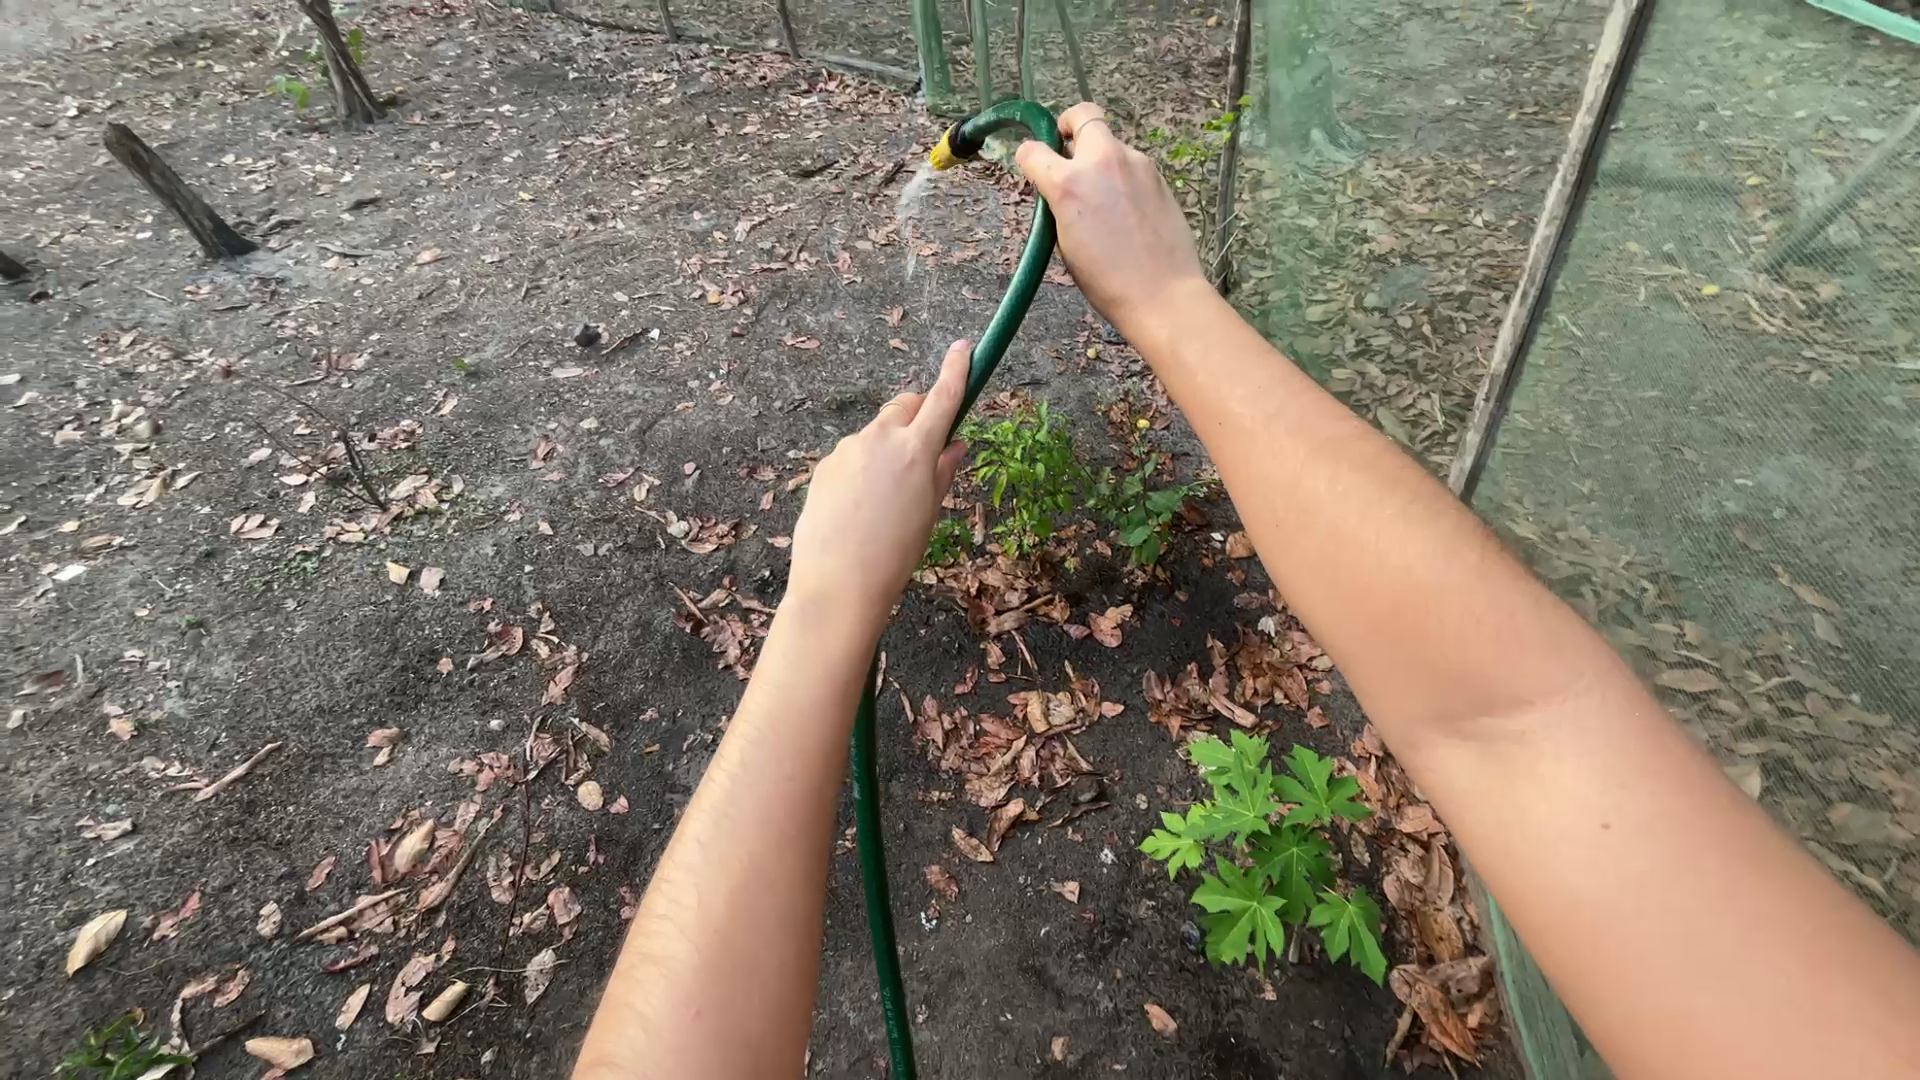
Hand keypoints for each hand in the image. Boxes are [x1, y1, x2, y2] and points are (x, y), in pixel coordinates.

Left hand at [786, 340, 969, 628]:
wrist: (840, 581)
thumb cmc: (896, 552)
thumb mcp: (931, 511)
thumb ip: (943, 471)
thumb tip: (954, 444)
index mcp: (917, 449)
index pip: (943, 397)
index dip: (956, 370)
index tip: (962, 347)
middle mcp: (881, 438)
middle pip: (906, 405)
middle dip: (919, 413)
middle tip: (926, 444)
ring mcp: (849, 449)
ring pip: (877, 433)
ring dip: (888, 446)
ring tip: (887, 496)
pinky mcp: (826, 464)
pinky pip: (853, 455)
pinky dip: (863, 467)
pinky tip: (860, 505)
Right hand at [1015, 102, 1208, 337]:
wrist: (1161, 292)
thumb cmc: (1107, 282)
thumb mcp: (1066, 246)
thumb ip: (1059, 206)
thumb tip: (1059, 191)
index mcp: (1069, 185)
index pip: (1033, 151)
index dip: (1028, 159)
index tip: (1032, 168)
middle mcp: (1102, 162)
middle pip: (1082, 115)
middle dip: (1069, 126)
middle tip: (1067, 150)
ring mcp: (1134, 163)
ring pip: (1110, 142)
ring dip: (1099, 158)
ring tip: (1103, 197)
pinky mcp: (1157, 174)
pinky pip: (1131, 163)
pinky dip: (1121, 176)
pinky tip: (1126, 209)